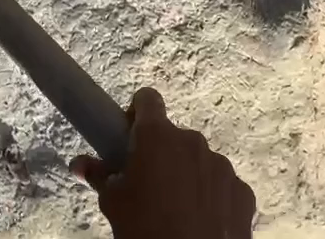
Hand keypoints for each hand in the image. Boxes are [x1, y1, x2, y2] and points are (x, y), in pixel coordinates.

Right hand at [71, 88, 254, 238]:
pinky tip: (204, 220)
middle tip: (151, 182)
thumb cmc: (144, 229)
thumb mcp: (112, 202)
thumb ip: (97, 174)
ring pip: (200, 159)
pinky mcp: (245, 194)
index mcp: (157, 136)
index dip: (138, 113)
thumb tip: (78, 164)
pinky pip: (223, 184)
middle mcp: (193, 141)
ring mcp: (223, 167)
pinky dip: (214, 196)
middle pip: (174, 135)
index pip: (148, 98)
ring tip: (179, 206)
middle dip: (163, 152)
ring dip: (189, 173)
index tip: (132, 138)